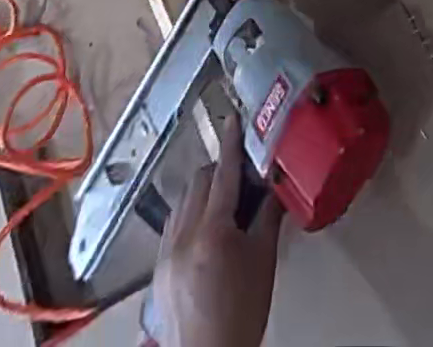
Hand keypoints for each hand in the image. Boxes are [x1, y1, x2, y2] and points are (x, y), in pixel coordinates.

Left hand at [153, 119, 284, 346]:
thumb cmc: (243, 312)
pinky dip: (189, 213)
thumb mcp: (263, 262)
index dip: (231, 144)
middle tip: (243, 177)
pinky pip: (172, 222)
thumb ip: (268, 217)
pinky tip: (206, 228)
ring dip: (204, 192)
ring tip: (226, 205)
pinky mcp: (157, 266)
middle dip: (221, 171)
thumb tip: (275, 186)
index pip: (223, 174)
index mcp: (213, 231)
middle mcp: (183, 234)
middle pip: (200, 181)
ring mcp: (166, 250)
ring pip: (183, 200)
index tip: (233, 120)